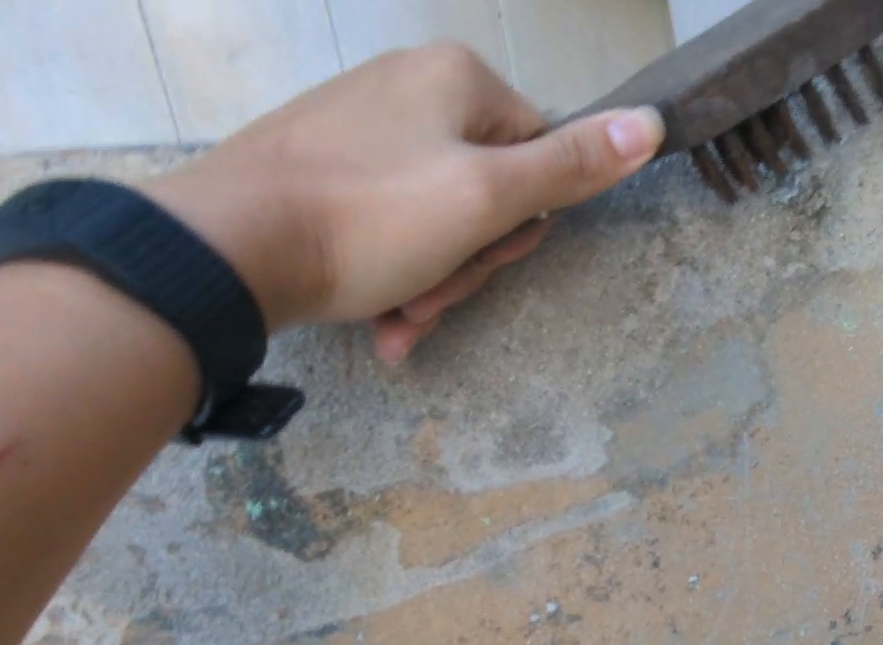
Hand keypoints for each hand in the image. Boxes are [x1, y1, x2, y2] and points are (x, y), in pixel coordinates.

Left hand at [142, 44, 663, 359]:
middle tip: (434, 297)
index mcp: (457, 81)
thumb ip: (570, 167)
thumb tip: (653, 121)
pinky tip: (382, 324)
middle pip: (488, 194)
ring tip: (400, 322)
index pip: (540, 156)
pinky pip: (391, 228)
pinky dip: (395, 277)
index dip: (522, 225)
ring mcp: (364, 130)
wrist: (229, 251)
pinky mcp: (327, 171)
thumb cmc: (372, 221)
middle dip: (469, 264)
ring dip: (432, 284)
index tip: (485, 258)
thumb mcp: (486, 198)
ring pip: (440, 223)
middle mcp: (412, 91)